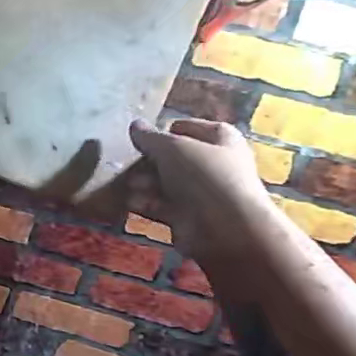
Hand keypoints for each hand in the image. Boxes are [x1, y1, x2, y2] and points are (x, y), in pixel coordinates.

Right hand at [128, 118, 272, 261]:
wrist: (227, 230)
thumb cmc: (204, 176)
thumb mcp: (173, 148)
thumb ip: (151, 137)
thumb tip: (135, 125)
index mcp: (220, 138)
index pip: (186, 128)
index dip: (163, 133)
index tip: (141, 141)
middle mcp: (214, 164)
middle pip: (174, 158)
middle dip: (150, 162)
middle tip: (130, 165)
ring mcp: (203, 194)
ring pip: (167, 184)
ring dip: (146, 184)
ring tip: (129, 185)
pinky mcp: (191, 219)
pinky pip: (165, 207)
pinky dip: (149, 204)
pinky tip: (133, 204)